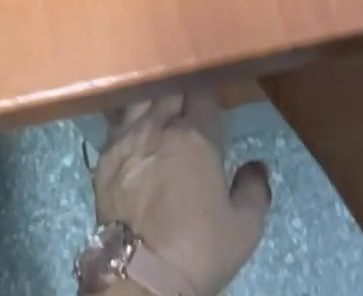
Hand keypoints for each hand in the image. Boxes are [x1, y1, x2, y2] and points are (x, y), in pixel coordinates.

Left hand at [91, 92, 271, 294]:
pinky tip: (135, 133)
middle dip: (181, 93)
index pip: (202, 94)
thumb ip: (255, 188)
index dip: (208, 95)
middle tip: (189, 105)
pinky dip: (130, 123)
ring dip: (153, 100)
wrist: (143, 273)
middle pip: (169, 89)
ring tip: (160, 110)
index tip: (212, 103)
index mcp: (196, 136)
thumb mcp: (245, 226)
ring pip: (140, 99)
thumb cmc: (200, 248)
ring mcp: (127, 137)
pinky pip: (118, 124)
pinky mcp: (105, 155)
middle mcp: (158, 125)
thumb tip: (257, 165)